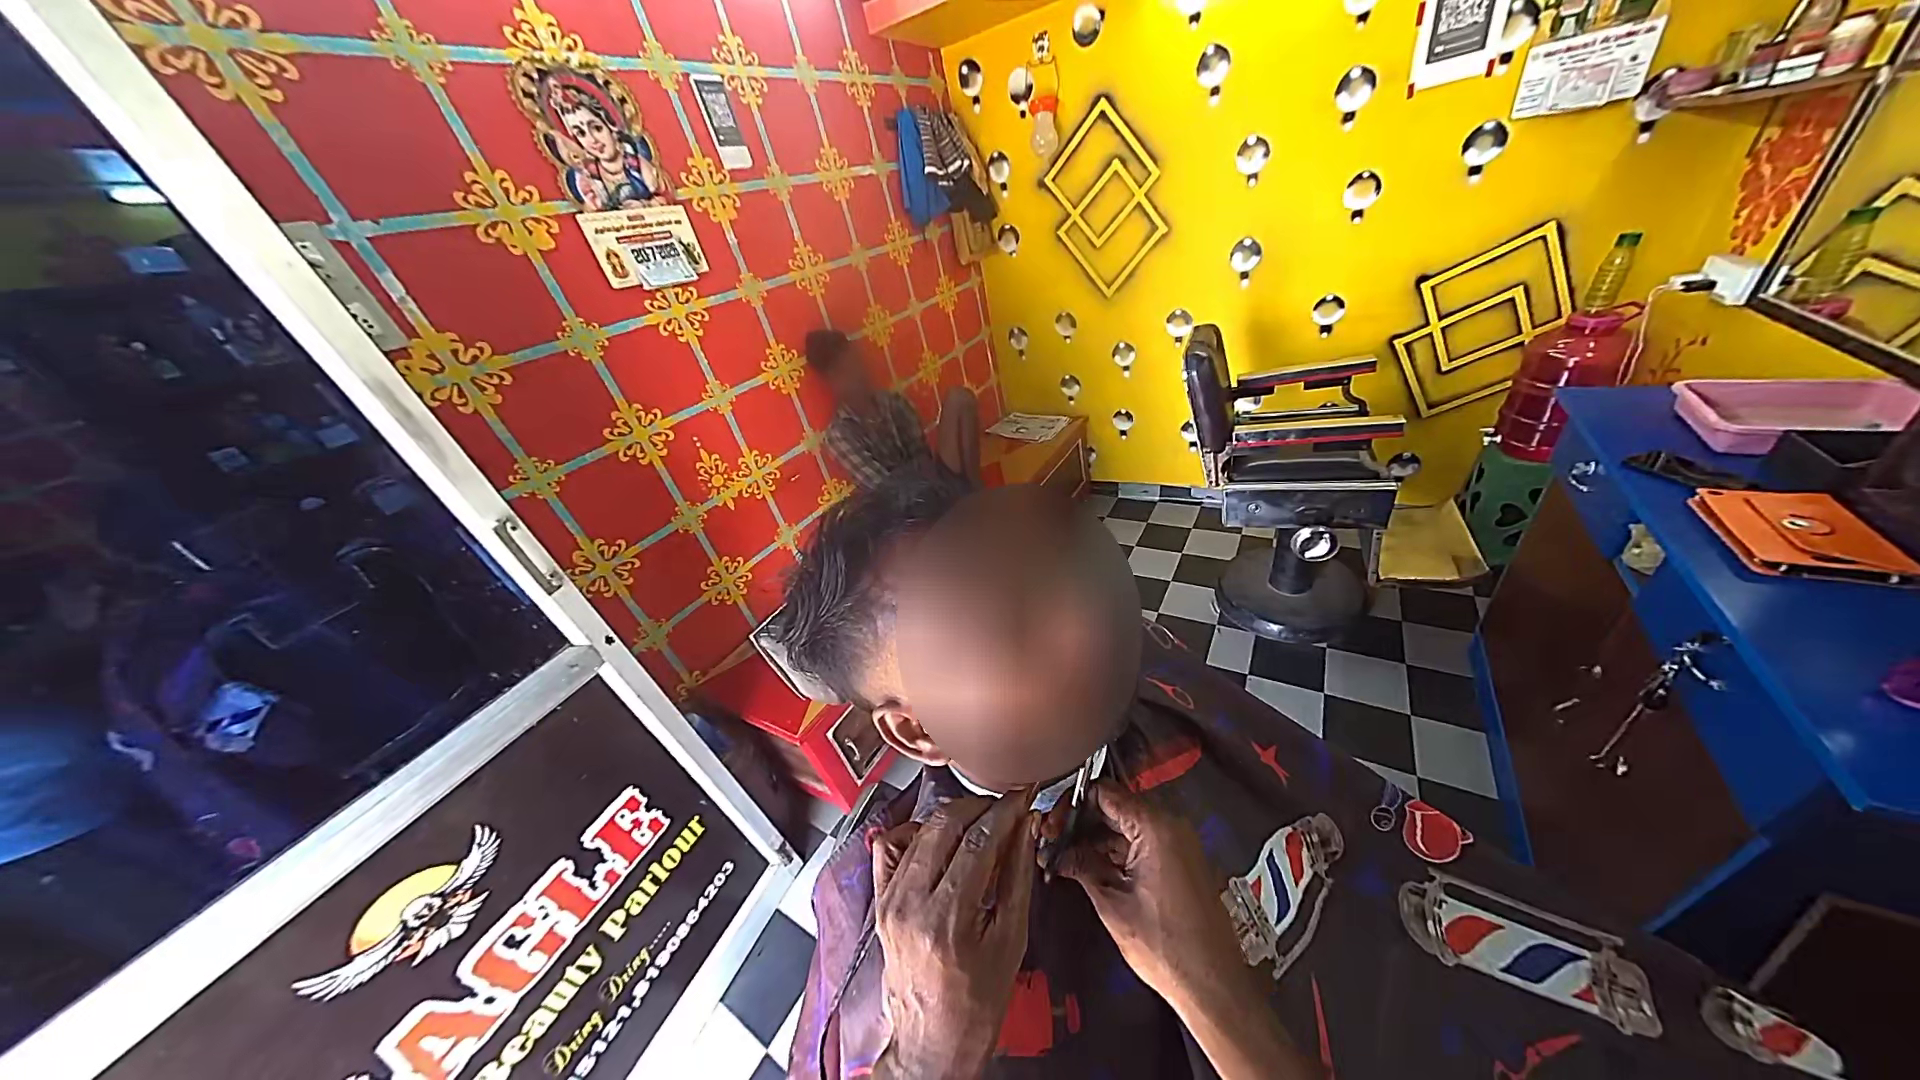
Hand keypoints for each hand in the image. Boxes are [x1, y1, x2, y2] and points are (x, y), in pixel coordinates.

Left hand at [872, 795, 1036, 1079]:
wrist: (932, 1044)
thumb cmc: (976, 1004)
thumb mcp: (1011, 941)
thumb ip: (1018, 876)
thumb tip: (1026, 828)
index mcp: (949, 919)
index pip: (979, 840)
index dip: (1005, 810)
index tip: (1021, 796)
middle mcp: (912, 903)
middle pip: (946, 823)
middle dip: (981, 806)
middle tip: (1004, 807)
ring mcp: (891, 899)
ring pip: (920, 828)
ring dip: (954, 814)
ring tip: (979, 821)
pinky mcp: (881, 900)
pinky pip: (890, 845)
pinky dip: (915, 831)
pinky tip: (938, 837)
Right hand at [1043, 781, 1245, 1004]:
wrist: (1214, 984)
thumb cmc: (1165, 946)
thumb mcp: (1113, 903)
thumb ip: (1084, 866)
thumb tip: (1058, 852)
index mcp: (1155, 827)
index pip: (1104, 792)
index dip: (1073, 804)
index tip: (1053, 822)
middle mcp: (1170, 824)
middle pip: (1115, 805)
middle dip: (1082, 822)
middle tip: (1054, 840)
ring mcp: (1178, 841)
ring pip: (1126, 823)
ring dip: (1097, 837)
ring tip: (1066, 856)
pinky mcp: (1180, 858)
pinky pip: (1141, 840)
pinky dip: (1117, 850)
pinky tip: (1091, 865)